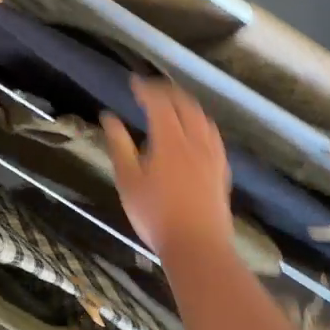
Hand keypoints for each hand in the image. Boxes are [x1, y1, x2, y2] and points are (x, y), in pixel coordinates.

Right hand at [101, 78, 233, 257]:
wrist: (197, 247)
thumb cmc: (155, 214)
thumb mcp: (127, 180)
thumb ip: (119, 144)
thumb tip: (108, 117)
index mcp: (169, 140)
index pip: (159, 103)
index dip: (146, 89)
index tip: (134, 81)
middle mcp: (194, 142)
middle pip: (185, 105)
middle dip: (168, 91)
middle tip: (152, 88)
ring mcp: (212, 156)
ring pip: (203, 118)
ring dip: (187, 104)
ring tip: (174, 103)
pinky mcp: (221, 170)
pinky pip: (214, 136)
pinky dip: (202, 123)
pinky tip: (197, 131)